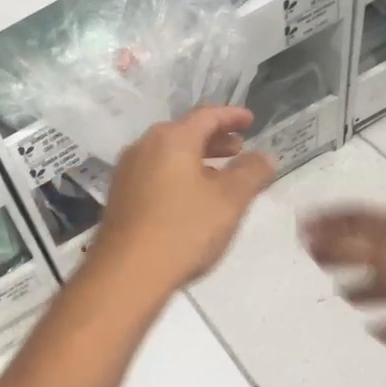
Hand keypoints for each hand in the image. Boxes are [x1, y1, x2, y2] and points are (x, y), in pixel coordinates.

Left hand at [88, 107, 275, 298]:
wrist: (128, 271)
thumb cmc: (184, 229)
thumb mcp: (229, 201)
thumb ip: (251, 173)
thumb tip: (265, 156)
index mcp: (171, 138)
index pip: (206, 115)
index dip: (231, 116)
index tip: (251, 120)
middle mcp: (144, 146)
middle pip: (184, 133)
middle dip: (214, 139)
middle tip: (239, 148)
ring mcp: (127, 170)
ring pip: (168, 154)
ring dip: (197, 159)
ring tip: (220, 175)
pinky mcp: (120, 195)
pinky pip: (155, 172)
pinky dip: (178, 174)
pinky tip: (191, 197)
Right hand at [300, 207, 385, 379]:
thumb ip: (350, 246)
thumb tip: (311, 235)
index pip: (358, 216)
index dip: (328, 218)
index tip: (298, 226)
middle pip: (371, 248)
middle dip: (341, 252)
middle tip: (311, 261)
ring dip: (364, 288)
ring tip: (337, 297)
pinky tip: (374, 333)